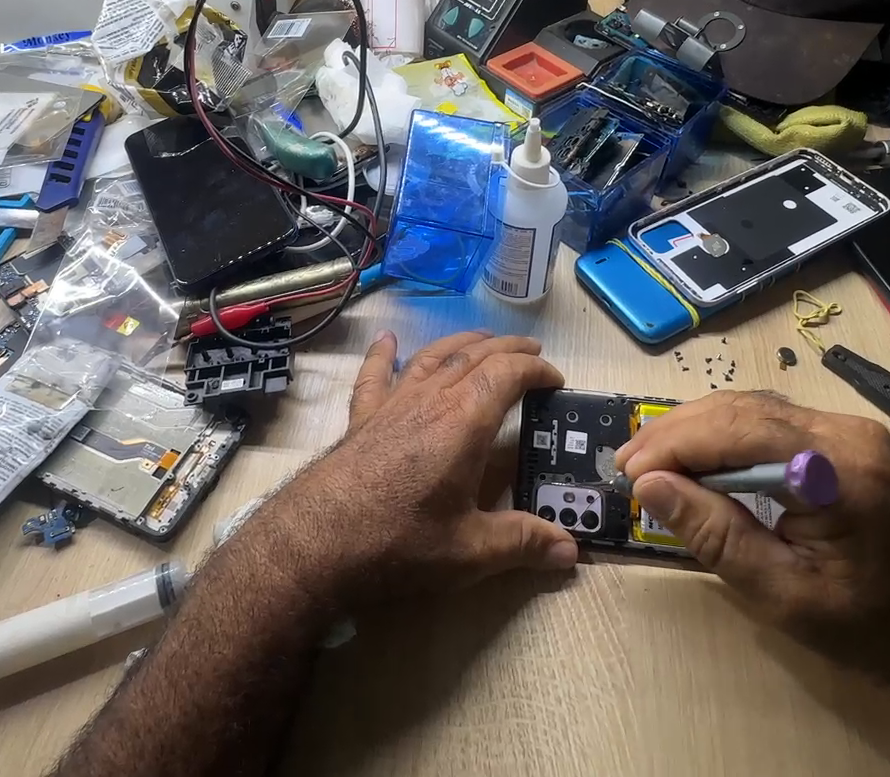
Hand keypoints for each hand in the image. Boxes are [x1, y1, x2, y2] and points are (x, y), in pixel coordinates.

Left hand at [261, 330, 578, 612]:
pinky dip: (383, 354)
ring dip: (462, 343)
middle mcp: (431, 399)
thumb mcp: (470, 551)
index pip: (508, 374)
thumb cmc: (400, 541)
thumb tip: (571, 551)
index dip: (536, 371)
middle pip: (474, 356)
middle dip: (507, 349)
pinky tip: (386, 340)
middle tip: (532, 352)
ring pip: (432, 357)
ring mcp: (393, 403)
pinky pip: (375, 375)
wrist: (318, 541)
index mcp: (465, 420)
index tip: (555, 379)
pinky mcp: (362, 417)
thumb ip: (521, 543)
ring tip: (482, 339)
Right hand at [614, 390, 889, 682]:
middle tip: (628, 464)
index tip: (627, 470)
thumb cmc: (880, 628)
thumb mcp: (787, 596)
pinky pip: (771, 421)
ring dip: (697, 430)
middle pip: (740, 408)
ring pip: (752, 407)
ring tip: (653, 460)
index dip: (673, 443)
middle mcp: (846, 432)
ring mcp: (850, 430)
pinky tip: (700, 459)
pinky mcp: (848, 440)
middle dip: (677, 432)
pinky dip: (725, 436)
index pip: (736, 430)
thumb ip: (716, 536)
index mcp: (839, 470)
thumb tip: (649, 486)